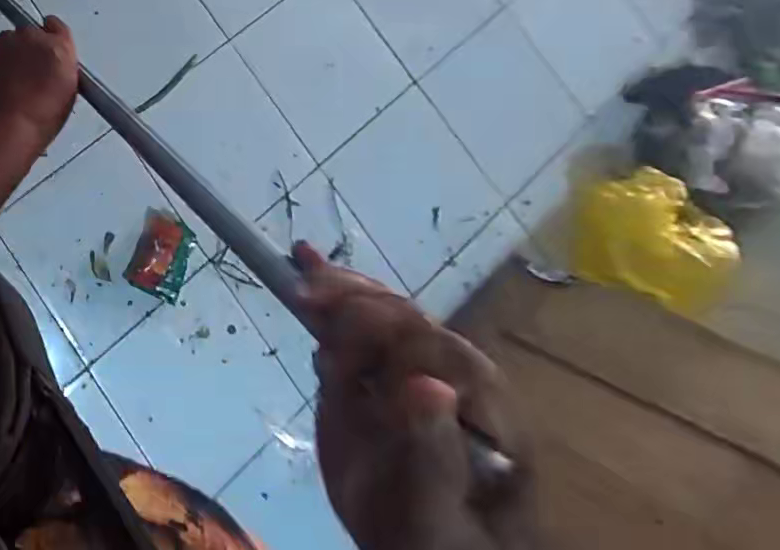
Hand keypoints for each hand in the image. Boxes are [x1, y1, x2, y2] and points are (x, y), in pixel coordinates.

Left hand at [0, 17, 77, 158]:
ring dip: (11, 55)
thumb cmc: (41, 115)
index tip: (49, 47)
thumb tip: (56, 65)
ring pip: (9, 41)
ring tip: (13, 83)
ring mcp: (6, 42)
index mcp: (59, 46)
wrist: (9, 125)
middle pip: (31, 32)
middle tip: (31, 73)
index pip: (56, 26)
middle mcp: (32, 37)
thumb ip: (62, 66)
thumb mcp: (68, 90)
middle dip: (30, 47)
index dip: (52, 38)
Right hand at [297, 245, 535, 549]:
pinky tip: (304, 259)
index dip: (374, 326)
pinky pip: (355, 320)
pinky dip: (330, 288)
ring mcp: (408, 365)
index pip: (425, 341)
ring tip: (300, 278)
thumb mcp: (434, 513)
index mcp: (479, 401)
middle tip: (303, 298)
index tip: (323, 322)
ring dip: (337, 289)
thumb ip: (432, 451)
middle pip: (397, 316)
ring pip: (376, 308)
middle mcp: (448, 371)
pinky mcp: (373, 368)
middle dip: (350, 302)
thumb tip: (429, 385)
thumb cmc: (432, 541)